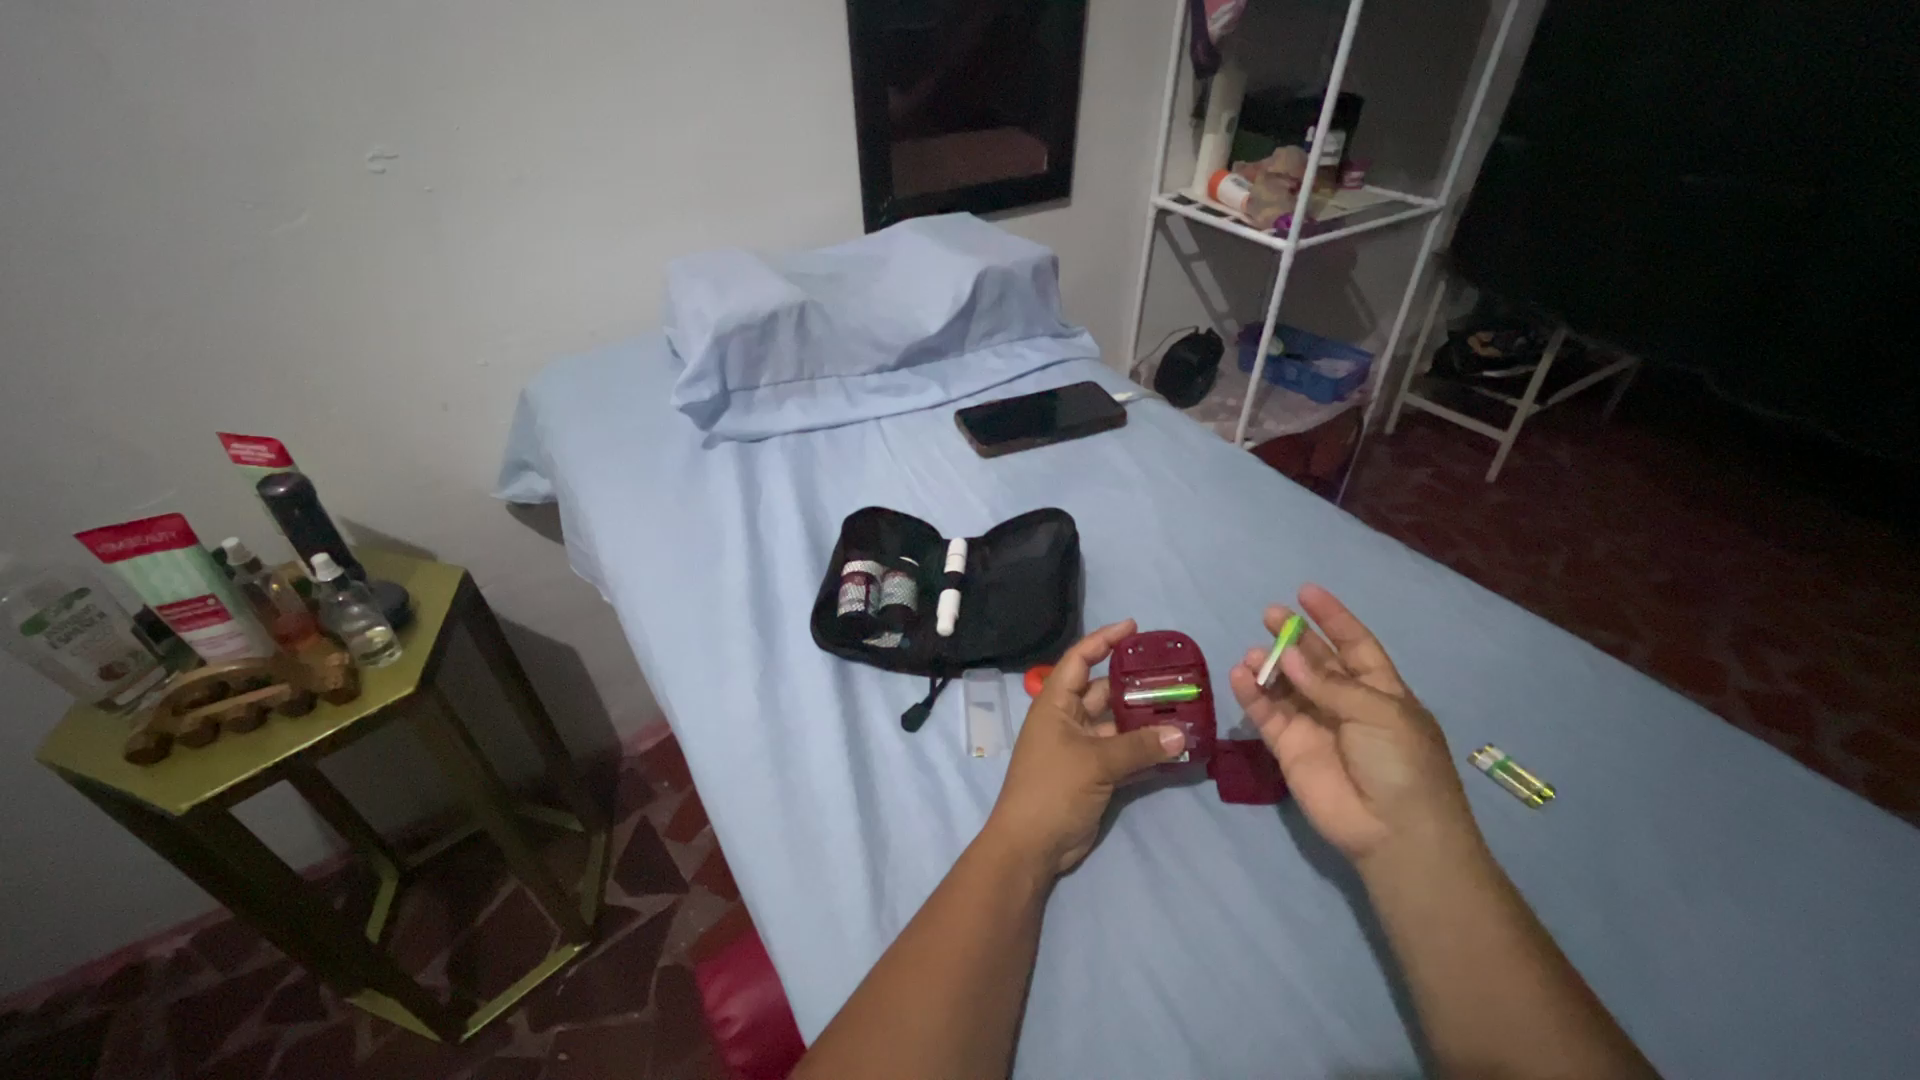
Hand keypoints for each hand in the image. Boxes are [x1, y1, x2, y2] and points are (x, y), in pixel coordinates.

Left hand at [984, 619, 1186, 876]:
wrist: (1031, 845)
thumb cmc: (1052, 789)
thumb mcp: (1096, 762)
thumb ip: (1139, 746)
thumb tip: (1183, 734)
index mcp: (1056, 704)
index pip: (1079, 660)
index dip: (1104, 640)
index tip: (1134, 627)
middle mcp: (1068, 719)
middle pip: (1105, 691)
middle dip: (1136, 683)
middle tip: (1175, 674)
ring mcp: (1081, 747)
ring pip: (1118, 723)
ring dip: (1146, 719)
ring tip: (1185, 707)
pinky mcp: (1094, 773)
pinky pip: (1124, 752)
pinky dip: (1146, 749)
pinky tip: (1176, 746)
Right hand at [1227, 585, 1474, 867]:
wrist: (1394, 831)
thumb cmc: (1403, 764)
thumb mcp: (1380, 714)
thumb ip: (1330, 684)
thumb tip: (1288, 657)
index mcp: (1380, 691)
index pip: (1354, 645)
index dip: (1333, 618)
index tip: (1307, 591)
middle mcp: (1345, 703)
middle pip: (1314, 661)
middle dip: (1294, 637)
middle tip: (1269, 614)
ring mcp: (1314, 726)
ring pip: (1285, 686)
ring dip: (1270, 666)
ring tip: (1254, 653)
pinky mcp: (1288, 748)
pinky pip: (1265, 714)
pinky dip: (1251, 694)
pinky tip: (1240, 675)